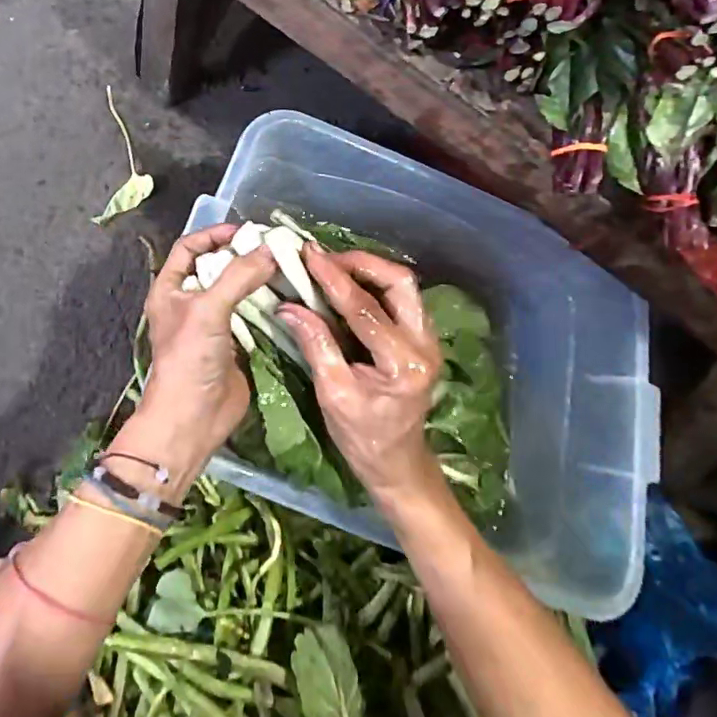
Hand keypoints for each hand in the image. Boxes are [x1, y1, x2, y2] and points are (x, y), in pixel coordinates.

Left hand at [134, 224, 277, 460]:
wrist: (192, 417)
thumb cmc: (189, 358)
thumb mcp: (208, 309)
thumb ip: (238, 276)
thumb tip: (270, 249)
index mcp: (170, 289)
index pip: (189, 248)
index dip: (213, 235)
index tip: (244, 231)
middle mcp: (190, 302)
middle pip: (217, 267)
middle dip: (243, 255)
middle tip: (274, 247)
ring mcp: (213, 324)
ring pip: (237, 291)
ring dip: (258, 280)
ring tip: (286, 267)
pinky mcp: (234, 343)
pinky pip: (252, 316)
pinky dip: (268, 305)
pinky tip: (289, 296)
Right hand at [275, 248, 442, 495]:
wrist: (396, 461)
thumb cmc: (362, 435)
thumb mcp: (332, 392)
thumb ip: (315, 344)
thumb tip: (287, 306)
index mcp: (403, 363)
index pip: (365, 308)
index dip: (333, 278)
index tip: (308, 255)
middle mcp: (425, 344)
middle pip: (399, 282)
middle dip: (360, 263)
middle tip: (324, 259)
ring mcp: (429, 339)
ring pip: (403, 286)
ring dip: (367, 270)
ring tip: (332, 266)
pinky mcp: (422, 338)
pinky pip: (400, 298)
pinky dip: (373, 285)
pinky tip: (347, 284)